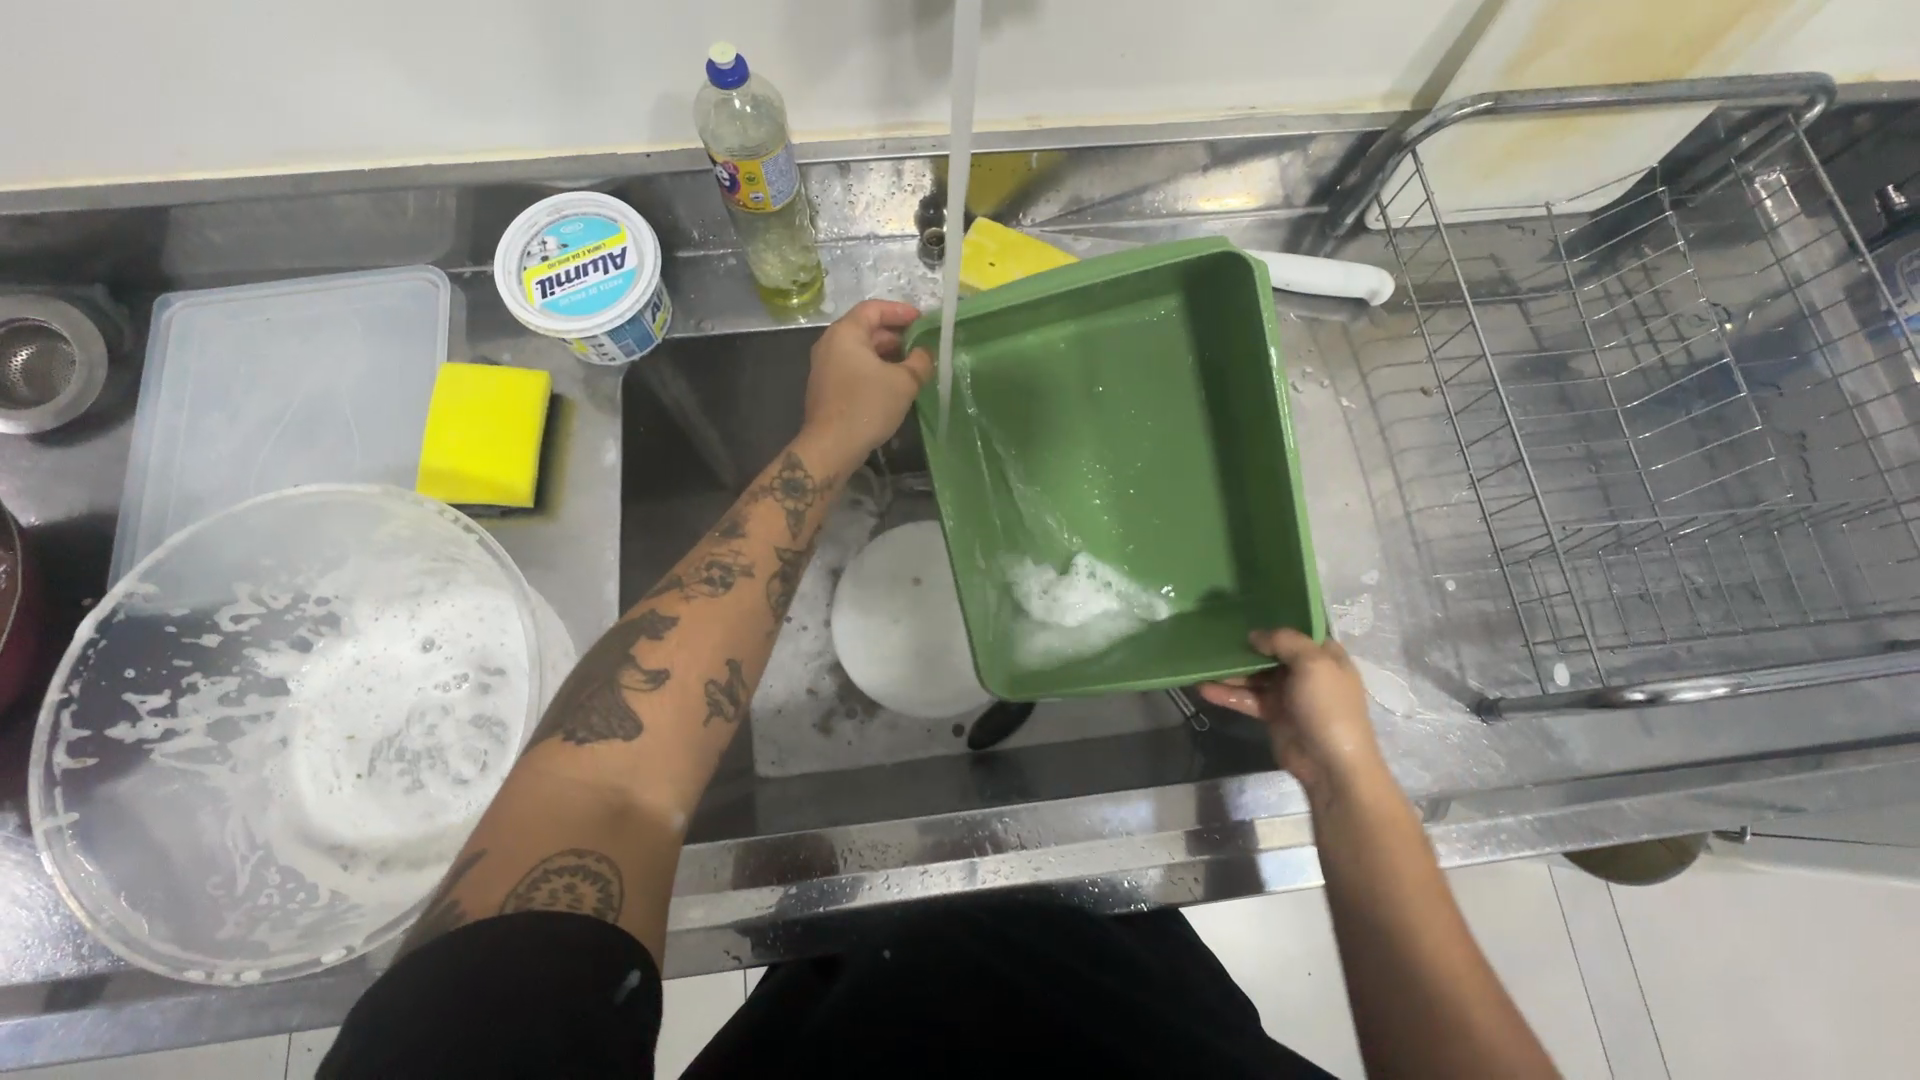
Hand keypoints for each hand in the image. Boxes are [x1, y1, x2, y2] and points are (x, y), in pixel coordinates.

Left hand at [797, 299, 932, 473]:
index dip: (900, 311)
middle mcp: (830, 343)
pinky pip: (854, 368)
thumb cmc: (867, 405)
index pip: (874, 308)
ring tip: (913, 365)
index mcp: (846, 333)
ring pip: (861, 351)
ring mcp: (825, 366)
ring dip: (888, 355)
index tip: (922, 320)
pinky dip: (875, 369)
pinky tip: (894, 384)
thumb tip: (925, 354)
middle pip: (866, 329)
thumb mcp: (904, 382)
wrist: (832, 446)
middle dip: (896, 335)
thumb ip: (920, 362)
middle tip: (922, 345)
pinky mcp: (827, 387)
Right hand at [1198, 629, 1390, 804]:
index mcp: (1325, 656)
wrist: (1331, 764)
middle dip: (1246, 645)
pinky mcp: (1272, 714)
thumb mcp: (1313, 663)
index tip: (1245, 611)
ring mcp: (1289, 694)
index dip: (1275, 621)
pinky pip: (1247, 698)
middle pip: (1271, 653)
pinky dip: (1227, 693)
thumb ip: (1284, 641)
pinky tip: (1203, 687)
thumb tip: (1255, 635)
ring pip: (1255, 676)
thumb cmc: (1328, 707)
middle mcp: (1307, 672)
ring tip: (1201, 661)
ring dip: (1231, 671)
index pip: (1298, 631)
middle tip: (1215, 634)